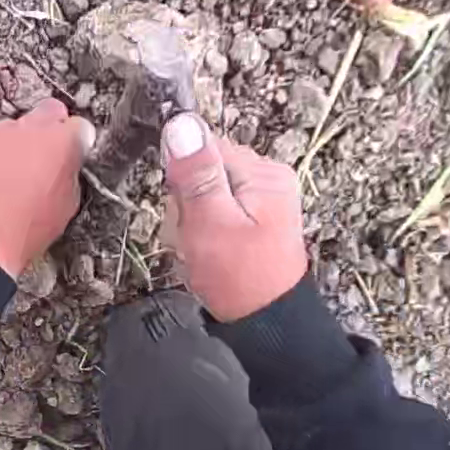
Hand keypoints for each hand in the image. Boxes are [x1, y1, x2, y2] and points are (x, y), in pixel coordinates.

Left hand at [0, 98, 94, 278]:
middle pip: (50, 112)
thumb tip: (68, 163)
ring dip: (18, 142)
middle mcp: (35, 127)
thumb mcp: (69, 203)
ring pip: (17, 125)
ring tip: (10, 173)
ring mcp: (3, 129)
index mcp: (64, 142)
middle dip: (51, 129)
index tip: (72, 152)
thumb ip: (71, 171)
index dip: (77, 140)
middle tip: (43, 156)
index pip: (80, 126)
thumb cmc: (30, 227)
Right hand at [161, 113, 306, 320]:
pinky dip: (204, 234)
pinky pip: (215, 214)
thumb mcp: (211, 223)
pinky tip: (210, 254)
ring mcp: (262, 201)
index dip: (183, 181)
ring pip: (204, 195)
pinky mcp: (254, 220)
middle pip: (203, 172)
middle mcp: (267, 179)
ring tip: (204, 250)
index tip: (186, 211)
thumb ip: (197, 175)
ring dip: (193, 224)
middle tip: (197, 237)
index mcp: (263, 173)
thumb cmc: (240, 279)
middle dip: (188, 206)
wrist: (265, 325)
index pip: (204, 149)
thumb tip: (182, 124)